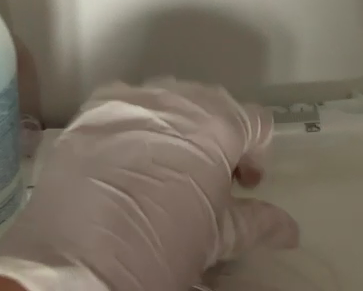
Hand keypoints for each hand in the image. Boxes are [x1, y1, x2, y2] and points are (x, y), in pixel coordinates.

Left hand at [0, 81, 298, 290]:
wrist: (75, 264)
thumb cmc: (159, 251)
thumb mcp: (214, 240)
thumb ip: (254, 223)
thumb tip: (287, 228)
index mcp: (218, 125)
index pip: (257, 120)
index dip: (258, 152)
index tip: (244, 185)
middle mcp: (177, 97)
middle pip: (212, 104)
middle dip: (217, 138)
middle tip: (208, 182)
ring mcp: (130, 98)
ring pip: (168, 99)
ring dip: (176, 128)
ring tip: (165, 171)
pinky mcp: (92, 108)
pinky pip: (124, 104)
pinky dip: (133, 125)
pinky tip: (125, 162)